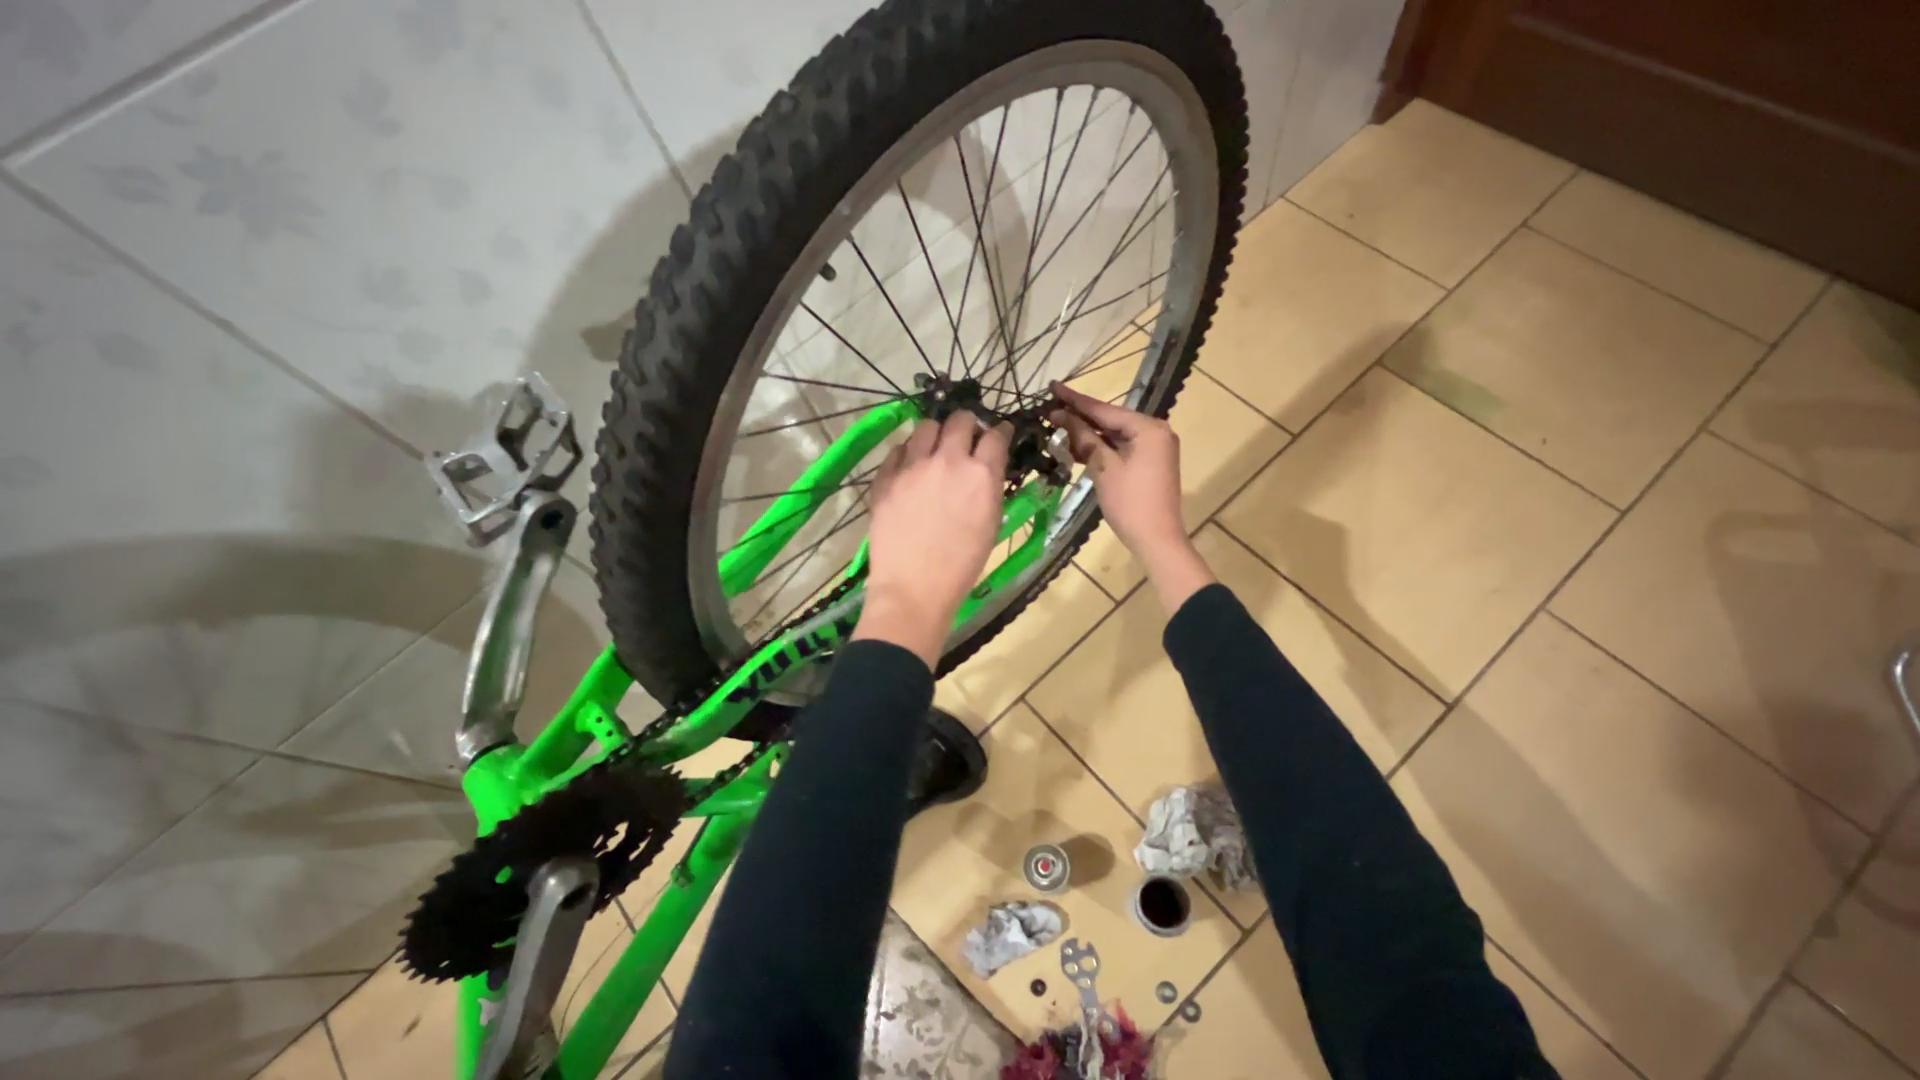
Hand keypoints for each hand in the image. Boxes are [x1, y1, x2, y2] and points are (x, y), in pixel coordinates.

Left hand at [851, 411, 1011, 668]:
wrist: (914, 589)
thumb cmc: (962, 566)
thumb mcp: (991, 524)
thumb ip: (989, 487)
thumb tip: (987, 468)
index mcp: (981, 475)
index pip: (996, 435)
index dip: (1000, 432)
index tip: (998, 435)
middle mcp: (947, 461)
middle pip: (960, 420)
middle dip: (968, 425)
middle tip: (967, 438)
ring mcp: (912, 466)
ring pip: (926, 426)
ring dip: (936, 433)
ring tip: (936, 448)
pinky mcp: (886, 478)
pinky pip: (898, 449)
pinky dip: (908, 452)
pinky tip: (911, 466)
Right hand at [1050, 382, 1214, 611]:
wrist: (1157, 539)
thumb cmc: (1130, 503)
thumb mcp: (1104, 468)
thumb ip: (1084, 437)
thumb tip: (1061, 416)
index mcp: (1148, 428)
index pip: (1104, 409)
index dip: (1075, 399)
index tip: (1053, 386)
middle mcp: (1155, 431)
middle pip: (1111, 419)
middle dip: (1080, 418)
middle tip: (1050, 411)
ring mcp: (1155, 448)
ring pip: (1115, 435)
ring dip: (1089, 435)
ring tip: (1057, 429)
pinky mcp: (1150, 463)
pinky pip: (1122, 448)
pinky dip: (1102, 448)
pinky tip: (1077, 448)